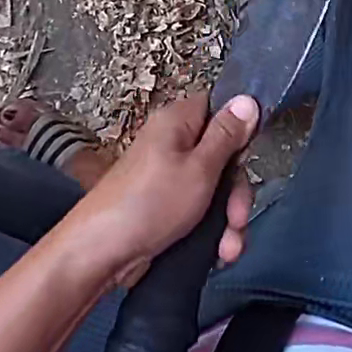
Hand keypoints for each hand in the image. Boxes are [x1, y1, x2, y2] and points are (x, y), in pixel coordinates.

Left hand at [60, 92, 258, 281]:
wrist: (103, 251)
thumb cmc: (151, 203)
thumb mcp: (200, 168)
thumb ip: (227, 136)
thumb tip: (247, 99)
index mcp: (176, 122)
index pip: (217, 107)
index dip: (239, 128)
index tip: (249, 155)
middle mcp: (172, 143)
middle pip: (222, 155)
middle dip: (235, 192)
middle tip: (235, 217)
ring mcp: (169, 175)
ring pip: (215, 189)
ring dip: (227, 220)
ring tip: (228, 248)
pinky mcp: (167, 205)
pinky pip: (200, 210)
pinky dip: (212, 231)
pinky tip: (219, 253)